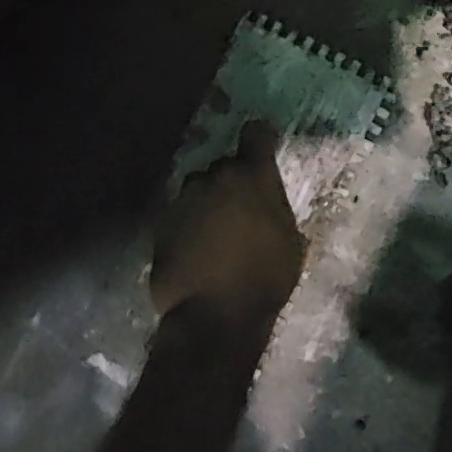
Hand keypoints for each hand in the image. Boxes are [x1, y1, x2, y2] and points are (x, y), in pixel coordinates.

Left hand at [151, 121, 304, 324]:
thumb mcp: (290, 241)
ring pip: (199, 189)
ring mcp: (184, 199)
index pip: (256, 133)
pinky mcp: (161, 224)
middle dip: (232, 180)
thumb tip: (269, 203)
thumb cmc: (265, 278)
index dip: (260, 138)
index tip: (263, 149)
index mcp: (252, 175)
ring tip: (215, 231)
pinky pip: (180, 215)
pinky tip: (196, 248)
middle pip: (224, 165)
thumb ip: (277, 209)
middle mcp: (215, 177)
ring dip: (207, 201)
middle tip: (241, 207)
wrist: (214, 317)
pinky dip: (188, 225)